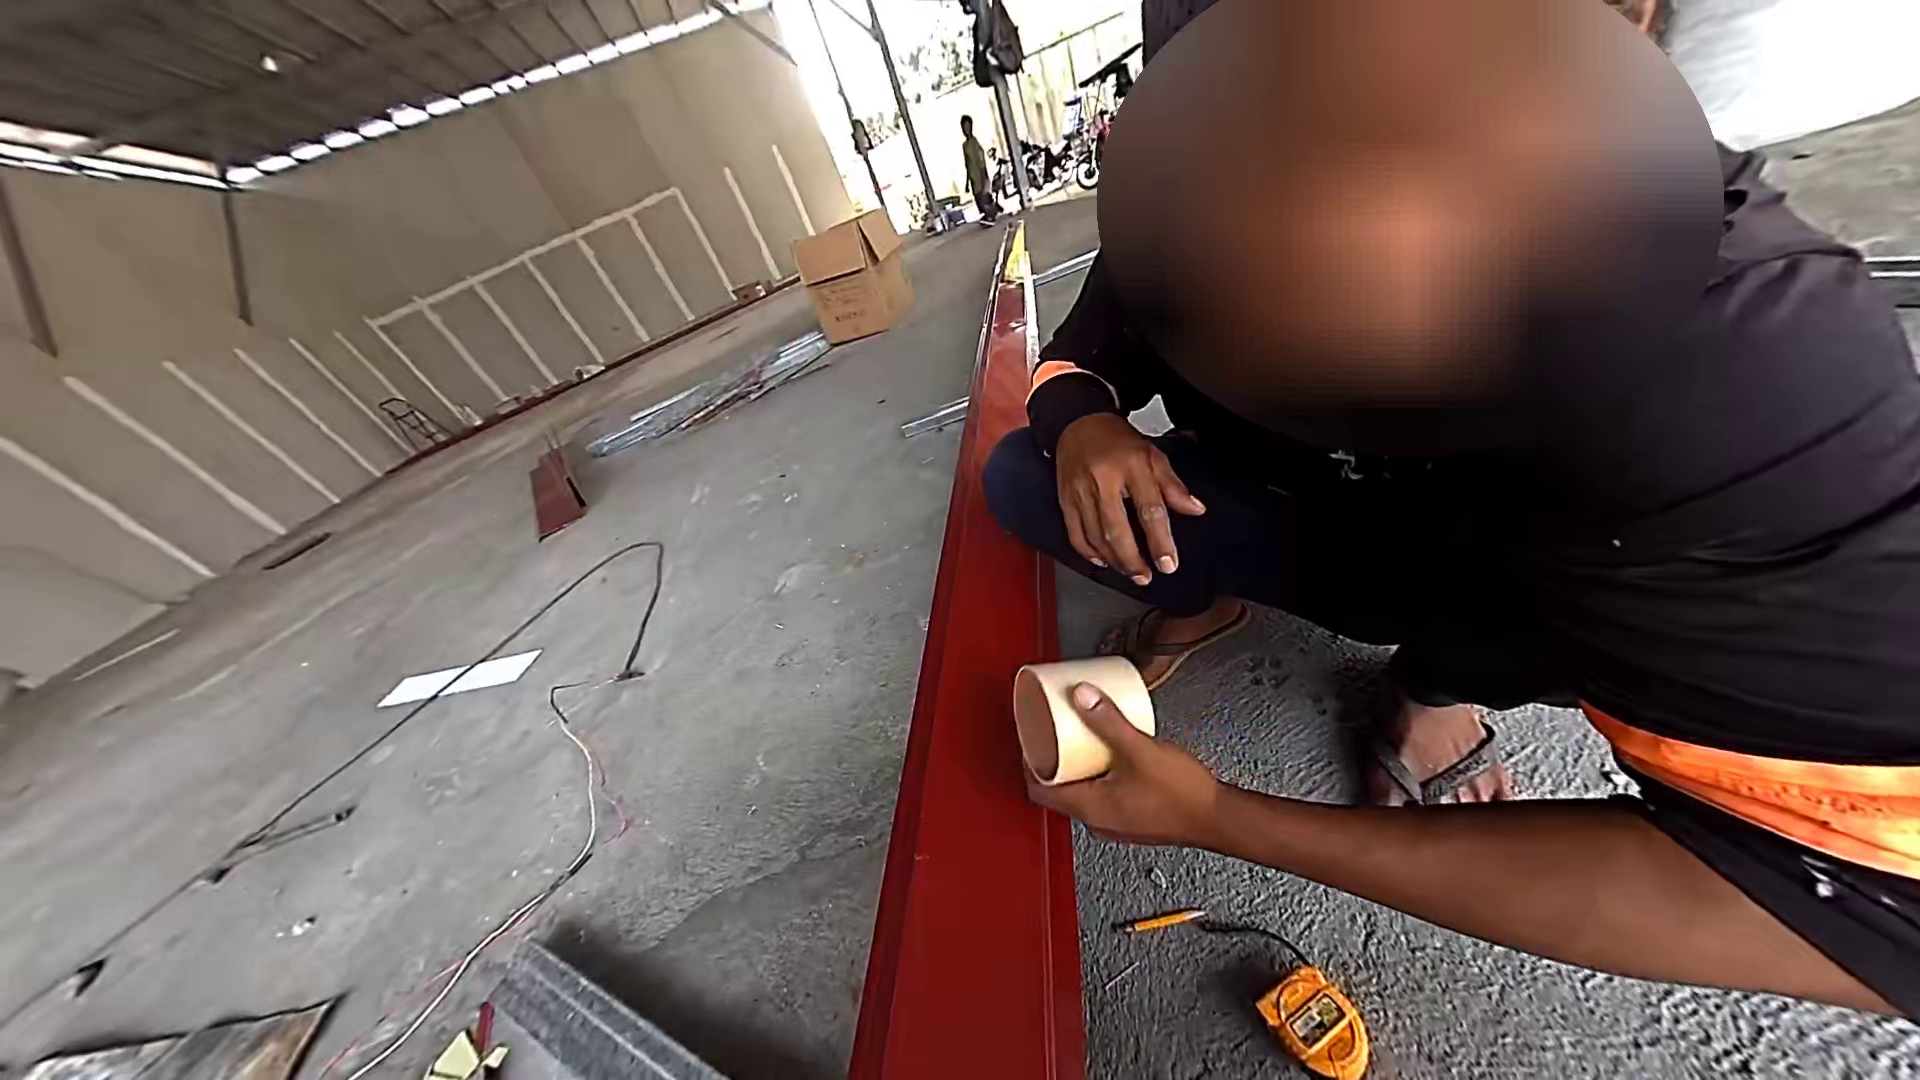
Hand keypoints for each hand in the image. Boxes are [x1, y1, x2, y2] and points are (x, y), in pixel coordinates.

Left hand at [1026, 683, 1223, 846]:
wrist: (1219, 818)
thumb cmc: (1181, 795)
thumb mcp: (1139, 748)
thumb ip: (1109, 720)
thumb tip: (1081, 695)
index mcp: (1090, 808)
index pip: (1039, 791)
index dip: (1028, 763)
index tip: (1028, 737)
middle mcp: (1098, 819)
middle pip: (1058, 789)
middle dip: (1052, 758)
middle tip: (1053, 729)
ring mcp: (1115, 821)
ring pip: (1081, 790)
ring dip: (1075, 763)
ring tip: (1079, 734)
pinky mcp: (1132, 816)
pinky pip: (1102, 791)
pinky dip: (1096, 770)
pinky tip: (1109, 751)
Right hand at [1054, 412, 1204, 584]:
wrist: (1078, 424)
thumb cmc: (1118, 441)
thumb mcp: (1152, 455)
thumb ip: (1173, 485)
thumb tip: (1195, 510)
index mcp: (1132, 466)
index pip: (1149, 510)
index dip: (1160, 541)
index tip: (1168, 563)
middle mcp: (1103, 480)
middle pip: (1117, 529)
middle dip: (1133, 559)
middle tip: (1146, 577)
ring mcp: (1080, 491)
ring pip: (1096, 535)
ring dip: (1114, 560)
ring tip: (1130, 572)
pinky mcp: (1065, 499)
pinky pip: (1075, 533)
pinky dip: (1088, 552)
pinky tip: (1102, 561)